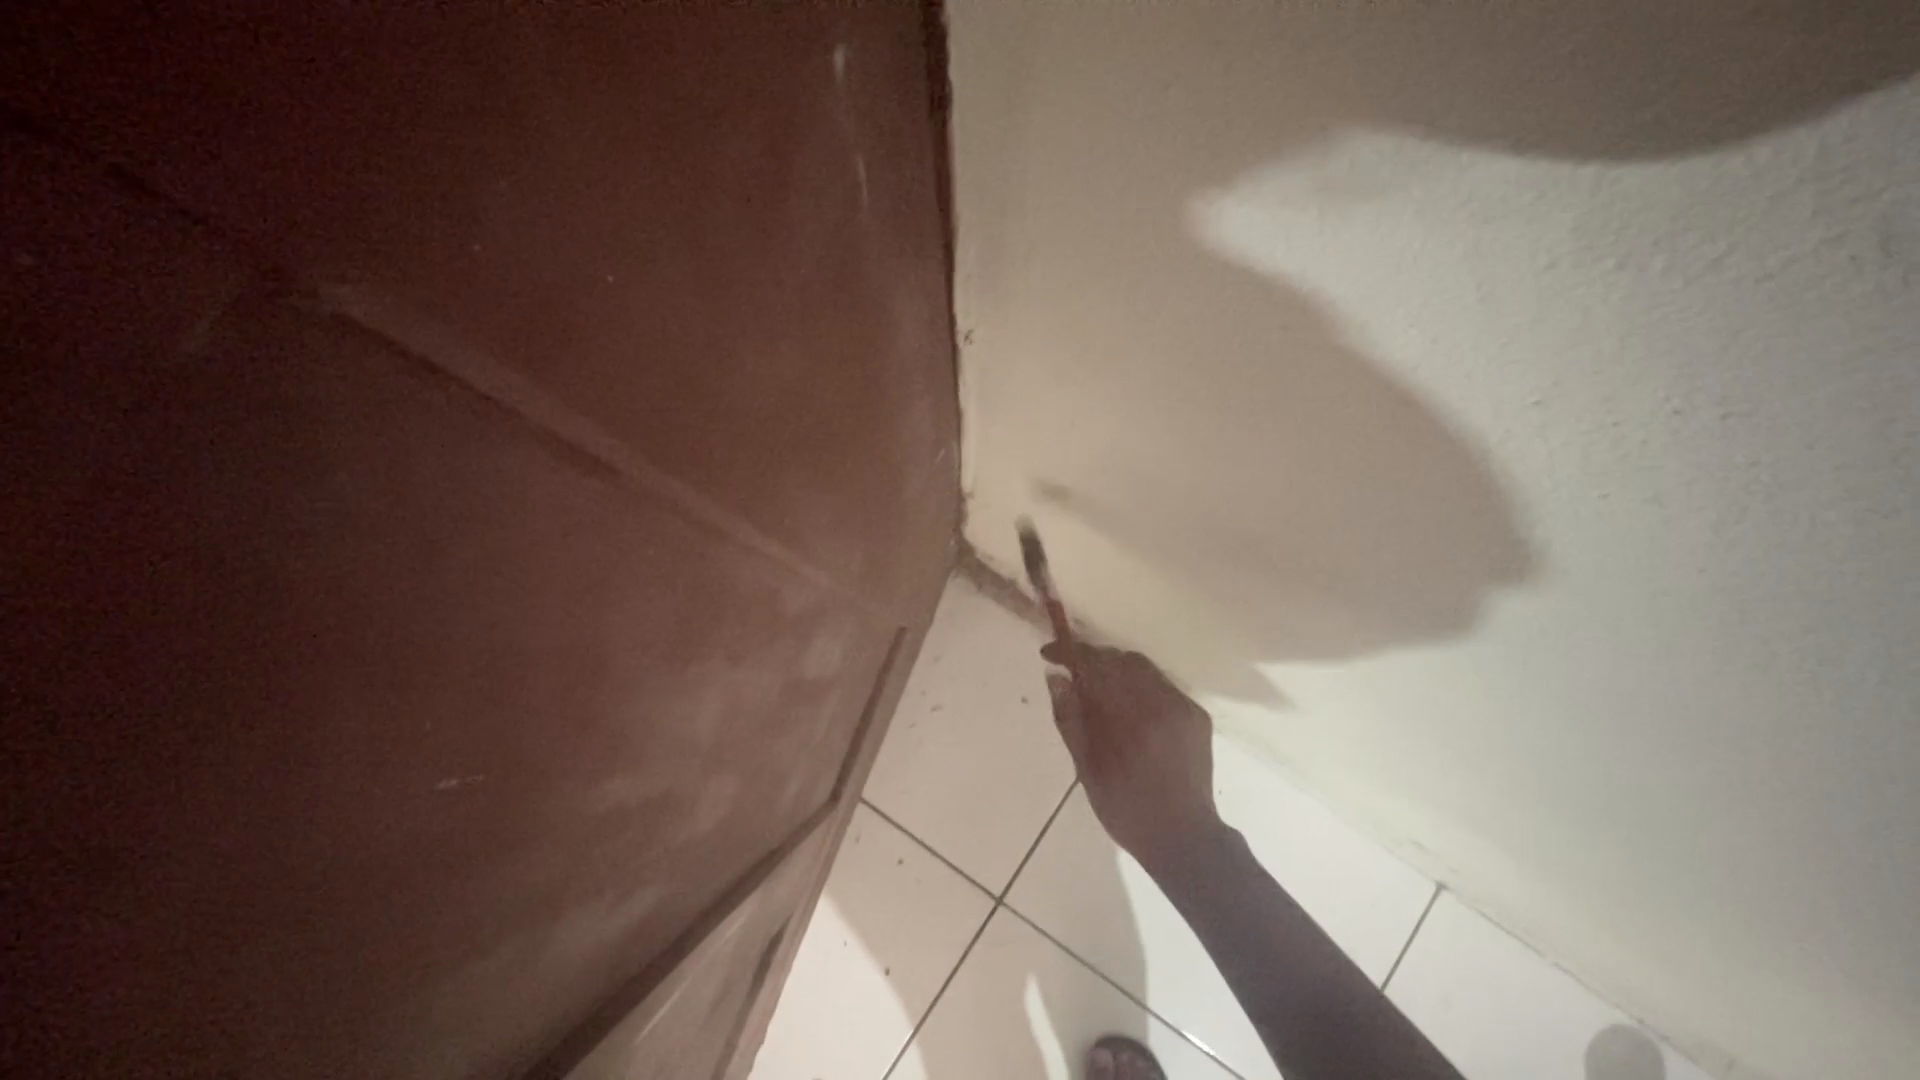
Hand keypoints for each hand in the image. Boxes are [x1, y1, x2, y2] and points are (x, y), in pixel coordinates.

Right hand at [1041, 642, 1222, 867]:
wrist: (1183, 836)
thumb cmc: (1125, 810)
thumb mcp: (1086, 769)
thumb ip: (1070, 719)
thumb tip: (1056, 676)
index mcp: (1127, 719)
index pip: (1094, 666)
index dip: (1070, 653)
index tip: (1049, 653)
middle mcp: (1159, 704)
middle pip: (1120, 660)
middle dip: (1093, 659)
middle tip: (1072, 673)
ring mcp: (1182, 707)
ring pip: (1143, 668)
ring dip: (1117, 669)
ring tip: (1100, 689)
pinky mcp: (1197, 714)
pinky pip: (1163, 685)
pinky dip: (1141, 686)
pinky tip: (1131, 707)